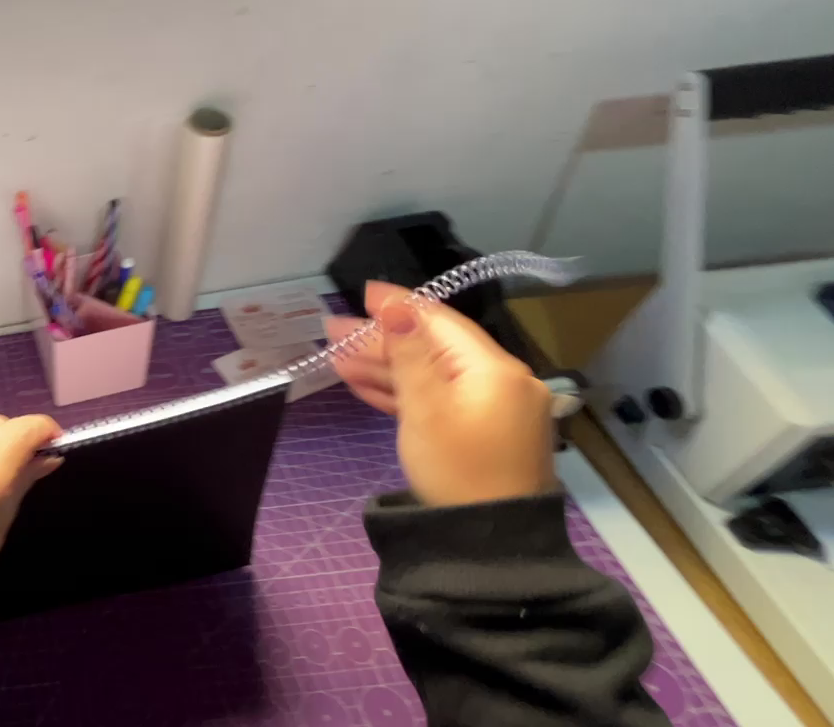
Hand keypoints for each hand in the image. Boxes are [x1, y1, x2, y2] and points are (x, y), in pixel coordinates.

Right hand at [330, 282, 555, 506]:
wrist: (489, 540)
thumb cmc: (455, 465)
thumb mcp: (424, 405)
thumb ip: (408, 352)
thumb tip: (396, 305)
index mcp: (494, 369)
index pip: (440, 322)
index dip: (399, 305)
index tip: (361, 292)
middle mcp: (501, 381)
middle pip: (433, 347)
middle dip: (381, 339)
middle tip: (332, 329)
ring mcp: (493, 408)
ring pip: (432, 373)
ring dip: (385, 365)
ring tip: (337, 358)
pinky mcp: (482, 430)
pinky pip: (439, 397)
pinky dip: (404, 390)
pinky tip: (366, 386)